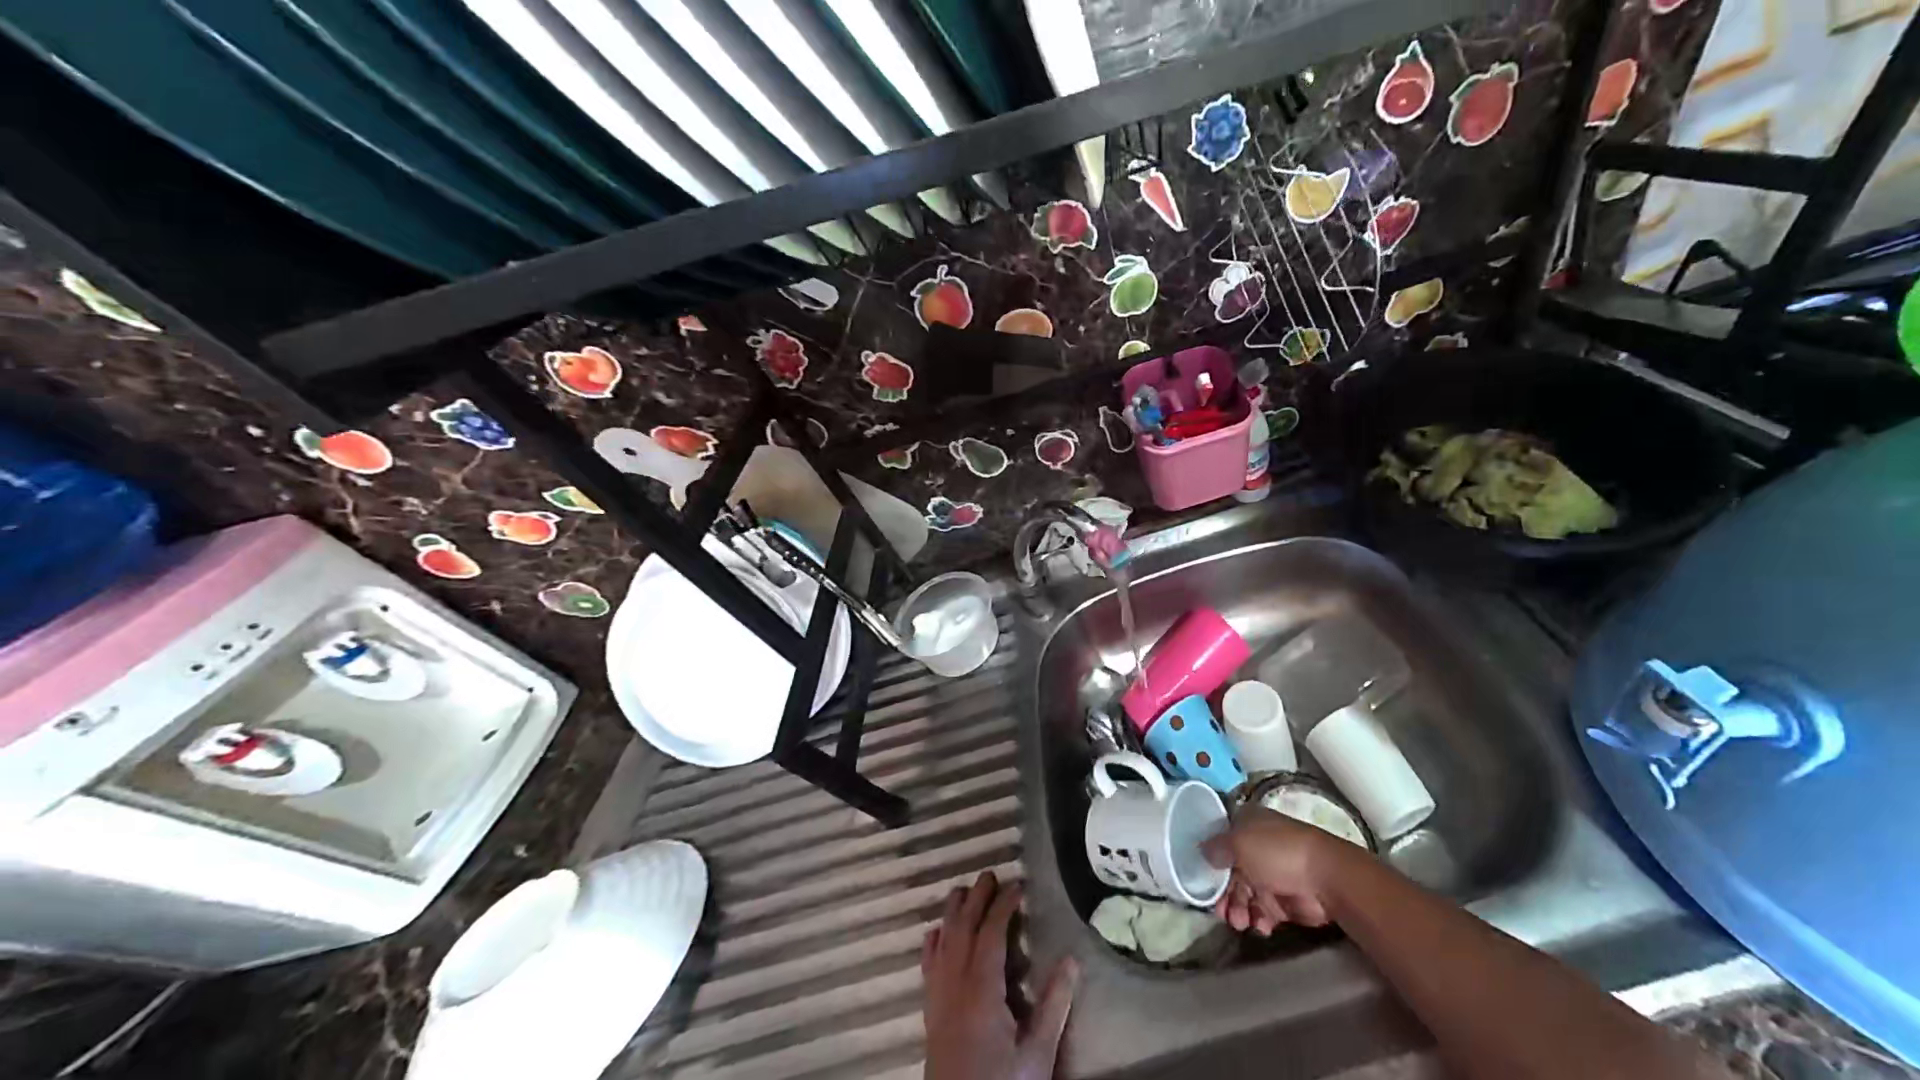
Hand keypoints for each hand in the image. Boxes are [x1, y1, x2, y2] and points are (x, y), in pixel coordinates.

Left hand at [922, 871, 1078, 1079]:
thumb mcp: (1038, 1053)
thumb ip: (1054, 1005)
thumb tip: (1072, 959)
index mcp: (981, 988)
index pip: (990, 932)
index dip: (1003, 905)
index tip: (1017, 886)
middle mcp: (954, 983)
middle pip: (962, 928)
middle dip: (976, 898)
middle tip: (989, 874)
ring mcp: (938, 996)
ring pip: (942, 941)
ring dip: (952, 912)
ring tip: (962, 890)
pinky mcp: (929, 1012)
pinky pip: (927, 965)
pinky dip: (932, 942)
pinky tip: (935, 933)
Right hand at [1202, 807, 1358, 934]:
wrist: (1325, 879)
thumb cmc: (1276, 852)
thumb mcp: (1237, 843)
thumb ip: (1215, 849)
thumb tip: (1203, 852)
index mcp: (1247, 825)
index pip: (1221, 840)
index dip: (1210, 859)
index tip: (1202, 878)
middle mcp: (1257, 847)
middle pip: (1231, 872)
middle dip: (1224, 893)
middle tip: (1220, 912)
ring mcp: (1272, 873)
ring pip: (1245, 893)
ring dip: (1239, 909)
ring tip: (1240, 923)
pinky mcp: (1286, 899)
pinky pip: (1264, 910)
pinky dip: (1259, 919)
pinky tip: (1261, 926)